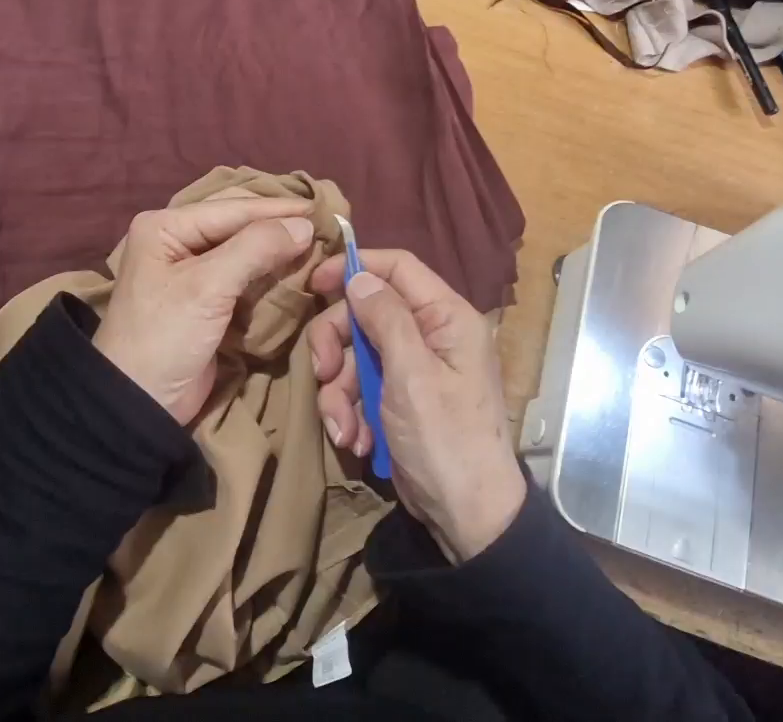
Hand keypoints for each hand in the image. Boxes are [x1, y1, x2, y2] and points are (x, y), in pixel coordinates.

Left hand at [93, 194, 315, 424]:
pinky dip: (268, 273)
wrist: (139, 402)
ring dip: (276, 250)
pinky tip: (295, 270)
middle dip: (278, 226)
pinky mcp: (204, 300)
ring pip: (243, 250)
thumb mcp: (208, 287)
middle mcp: (175, 240)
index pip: (231, 209)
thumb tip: (304, 225)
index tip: (322, 209)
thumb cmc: (166, 335)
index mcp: (165, 227)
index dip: (278, 210)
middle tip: (324, 224)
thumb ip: (256, 249)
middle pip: (237, 225)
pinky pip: (242, 276)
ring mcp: (189, 271)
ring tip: (318, 244)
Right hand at [305, 250, 525, 563]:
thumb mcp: (412, 375)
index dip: (354, 266)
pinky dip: (350, 411)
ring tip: (343, 426)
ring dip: (340, 389)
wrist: (467, 516)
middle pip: (366, 312)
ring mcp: (414, 369)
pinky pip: (361, 387)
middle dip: (338, 344)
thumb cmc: (445, 440)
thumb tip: (359, 276)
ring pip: (356, 353)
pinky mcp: (398, 399)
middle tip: (323, 373)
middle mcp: (431, 335)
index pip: (398, 267)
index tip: (314, 283)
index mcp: (447, 317)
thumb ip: (386, 319)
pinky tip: (355, 439)